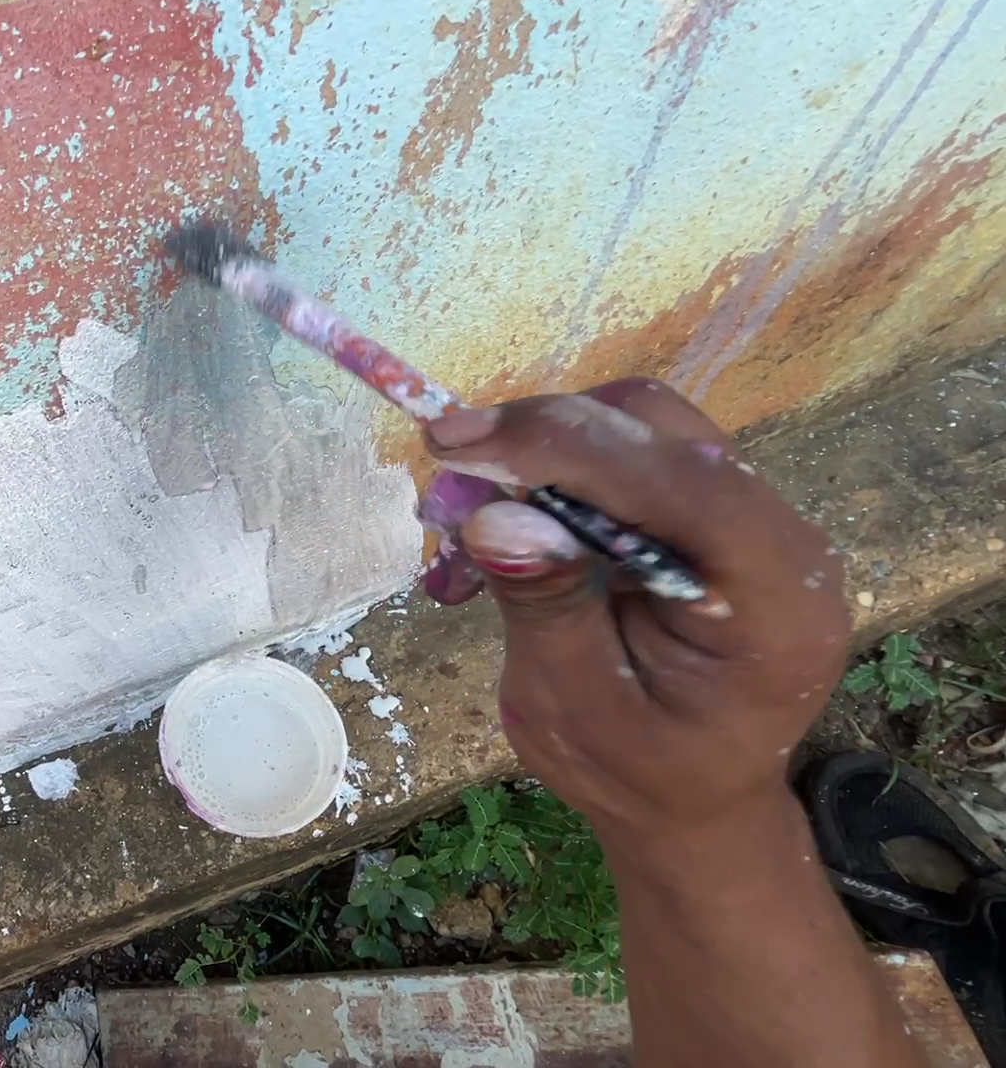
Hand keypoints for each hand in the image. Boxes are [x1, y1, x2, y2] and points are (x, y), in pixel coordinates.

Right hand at [416, 379, 850, 849]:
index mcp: (772, 596)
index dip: (561, 446)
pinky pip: (607, 455)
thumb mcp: (575, 706)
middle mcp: (768, 534)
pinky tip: (496, 529)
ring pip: (625, 424)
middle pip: (653, 428)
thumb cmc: (634, 767)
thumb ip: (546, 608)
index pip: (677, 480)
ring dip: (530, 453)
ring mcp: (730, 515)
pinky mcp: (685, 511)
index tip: (451, 443)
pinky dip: (536, 472)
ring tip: (462, 517)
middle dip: (535, 439)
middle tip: (443, 478)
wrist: (685, 792)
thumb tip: (492, 517)